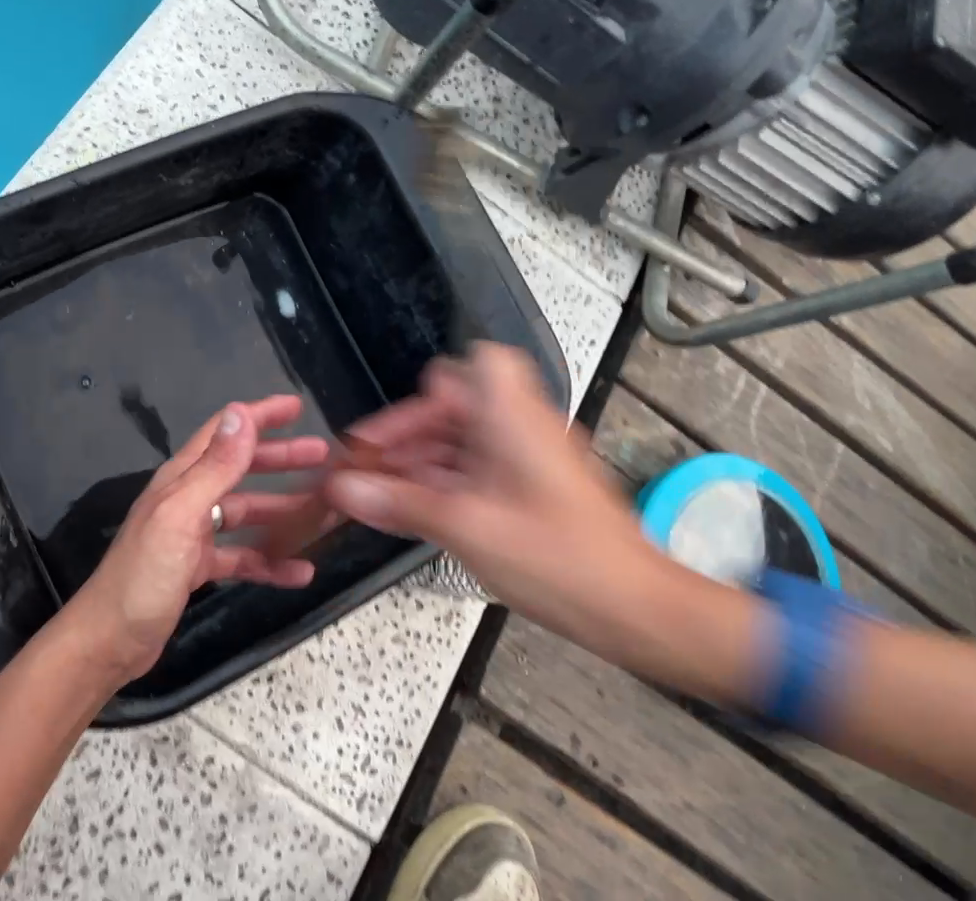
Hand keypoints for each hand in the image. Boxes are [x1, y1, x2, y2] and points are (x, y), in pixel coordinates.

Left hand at [63, 395, 329, 681]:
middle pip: (238, 470)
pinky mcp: (196, 569)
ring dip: (282, 510)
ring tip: (324, 511)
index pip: (222, 434)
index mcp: (179, 481)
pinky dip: (270, 561)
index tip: (296, 407)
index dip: (257, 416)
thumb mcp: (181, 516)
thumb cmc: (143, 576)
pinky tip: (300, 572)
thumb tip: (241, 414)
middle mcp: (185, 501)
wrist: (111, 640)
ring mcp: (190, 536)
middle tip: (322, 456)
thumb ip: (214, 468)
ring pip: (244, 513)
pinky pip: (241, 557)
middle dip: (279, 459)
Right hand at [322, 343, 674, 650]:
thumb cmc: (561, 559)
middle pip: (454, 411)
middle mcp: (523, 431)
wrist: (634, 610)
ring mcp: (528, 464)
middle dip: (403, 437)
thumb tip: (341, 488)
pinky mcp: (532, 496)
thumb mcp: (464, 527)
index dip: (427, 389)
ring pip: (461, 446)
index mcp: (513, 419)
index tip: (388, 432)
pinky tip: (409, 516)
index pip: (477, 364)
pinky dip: (439, 488)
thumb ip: (397, 503)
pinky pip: (474, 476)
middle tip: (360, 471)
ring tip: (374, 498)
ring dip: (415, 466)